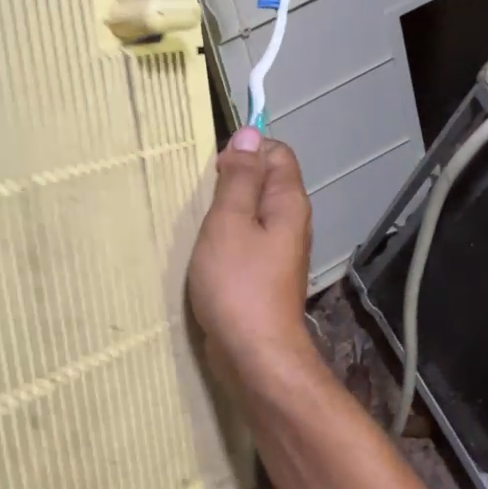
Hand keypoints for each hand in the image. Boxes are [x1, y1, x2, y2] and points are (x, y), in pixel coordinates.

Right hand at [187, 127, 314, 384]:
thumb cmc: (237, 283)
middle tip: (198, 198)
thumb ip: (238, 178)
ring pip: (252, 213)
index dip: (245, 151)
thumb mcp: (228, 222)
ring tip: (196, 223)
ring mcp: (279, 251)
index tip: (212, 170)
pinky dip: (225, 238)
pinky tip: (205, 252)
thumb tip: (249, 133)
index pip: (276, 153)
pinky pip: (245, 241)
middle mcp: (291, 222)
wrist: (254, 355)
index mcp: (288, 202)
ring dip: (225, 212)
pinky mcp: (264, 276)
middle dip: (231, 181)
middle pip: (265, 182)